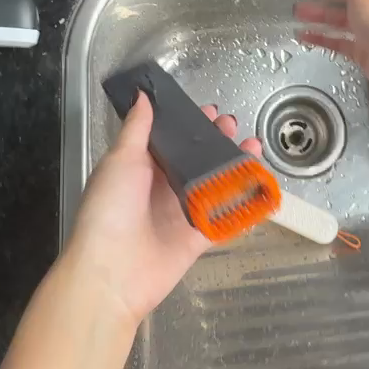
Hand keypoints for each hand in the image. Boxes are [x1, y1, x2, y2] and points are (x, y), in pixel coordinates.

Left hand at [63, 92, 262, 324]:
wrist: (111, 273)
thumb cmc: (110, 209)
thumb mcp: (121, 160)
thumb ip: (137, 128)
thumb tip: (142, 95)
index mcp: (140, 168)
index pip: (170, 139)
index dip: (190, 124)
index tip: (210, 111)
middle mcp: (161, 188)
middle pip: (195, 159)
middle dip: (215, 140)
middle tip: (232, 125)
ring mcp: (181, 213)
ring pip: (213, 184)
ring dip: (233, 165)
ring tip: (253, 146)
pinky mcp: (196, 238)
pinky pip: (223, 217)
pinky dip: (241, 202)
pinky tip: (258, 183)